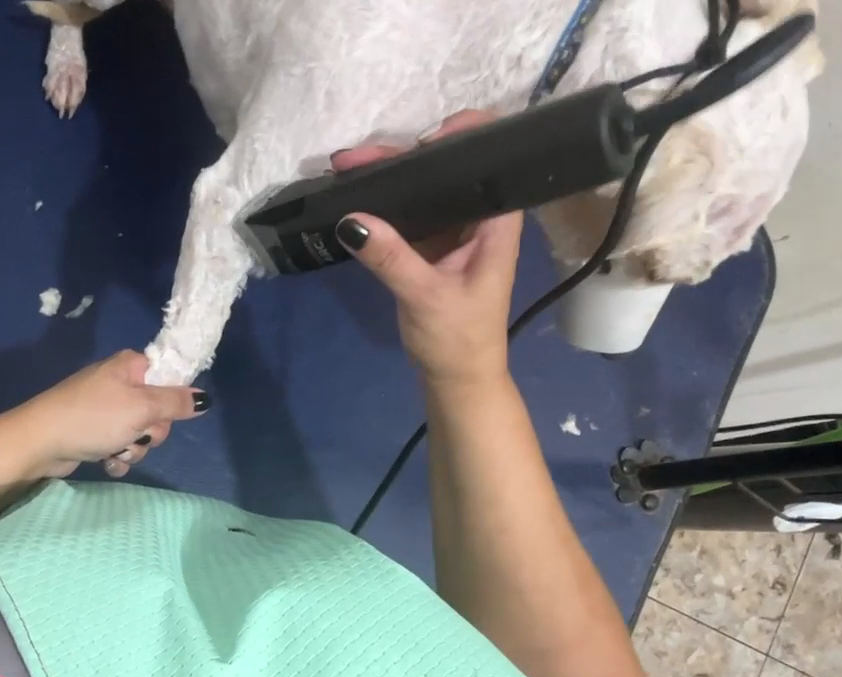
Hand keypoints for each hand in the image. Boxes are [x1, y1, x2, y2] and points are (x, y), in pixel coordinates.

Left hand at [0, 350, 207, 477]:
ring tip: (114, 452)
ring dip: (132, 450)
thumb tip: (205, 398)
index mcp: (131, 366)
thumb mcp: (141, 408)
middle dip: (149, 432)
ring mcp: (105, 410)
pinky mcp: (94, 433)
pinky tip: (106, 464)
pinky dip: (117, 458)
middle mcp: (119, 383)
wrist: (41, 442)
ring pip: (140, 434)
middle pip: (157, 412)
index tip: (160, 414)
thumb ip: (176, 403)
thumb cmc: (93, 418)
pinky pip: (120, 447)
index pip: (170, 379)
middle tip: (134, 435)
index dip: (171, 402)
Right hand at [331, 111, 523, 391]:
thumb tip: (350, 220)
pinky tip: (353, 197)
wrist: (456, 377)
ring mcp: (450, 230)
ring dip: (386, 178)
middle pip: (445, 169)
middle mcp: (477, 215)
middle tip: (354, 159)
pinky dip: (381, 204)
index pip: (492, 156)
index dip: (461, 136)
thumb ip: (389, 257)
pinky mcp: (428, 246)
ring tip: (345, 170)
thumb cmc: (458, 338)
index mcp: (496, 219)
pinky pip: (406, 214)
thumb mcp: (424, 296)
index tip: (419, 141)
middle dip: (401, 156)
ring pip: (421, 189)